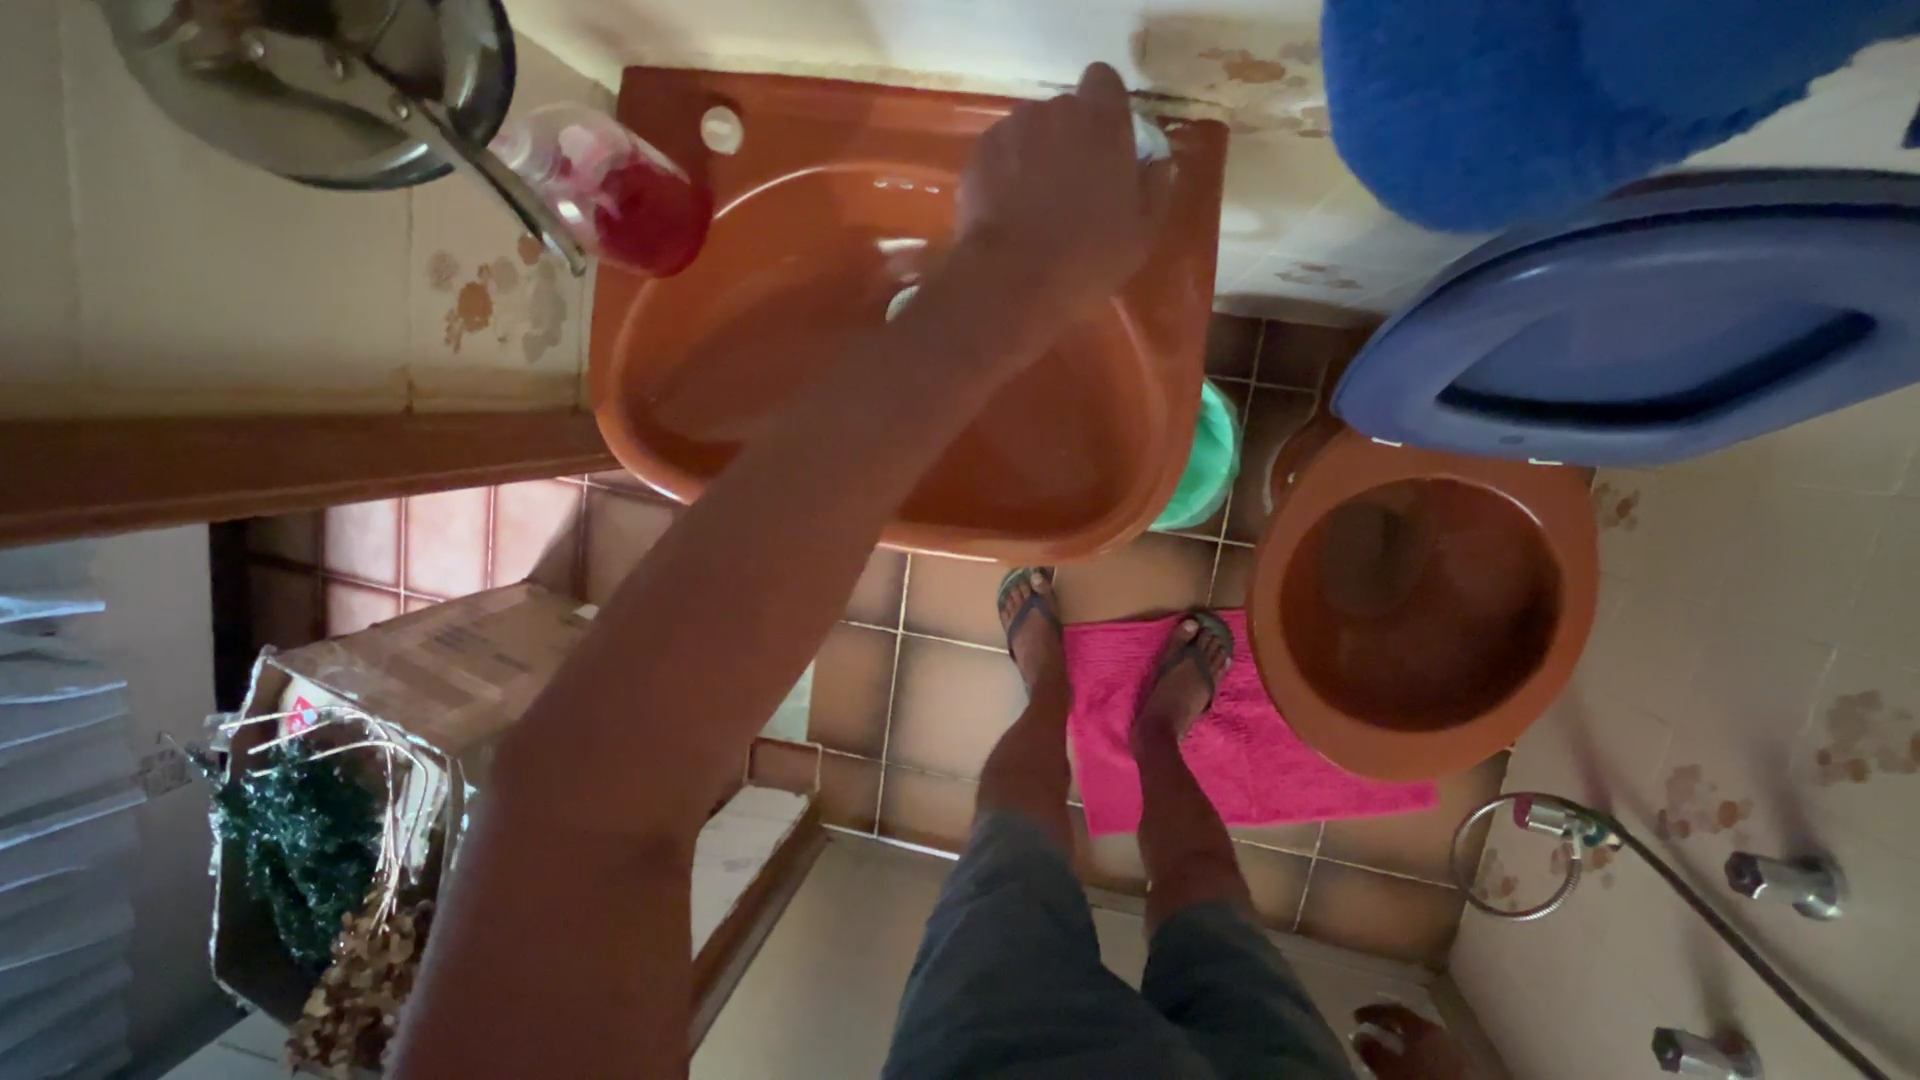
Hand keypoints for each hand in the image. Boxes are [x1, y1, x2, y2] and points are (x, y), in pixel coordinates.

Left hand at [953, 62, 1173, 323]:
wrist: (1012, 280)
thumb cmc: (1086, 259)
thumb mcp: (1141, 234)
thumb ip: (1154, 187)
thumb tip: (1157, 162)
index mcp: (1102, 121)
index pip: (1104, 80)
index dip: (1104, 107)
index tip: (1105, 141)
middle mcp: (1055, 110)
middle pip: (1065, 110)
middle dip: (1068, 137)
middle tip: (1070, 185)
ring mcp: (1011, 129)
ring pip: (1028, 130)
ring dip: (1033, 154)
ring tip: (1033, 203)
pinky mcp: (978, 153)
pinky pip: (998, 153)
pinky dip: (1003, 173)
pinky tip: (1006, 210)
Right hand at [1351, 1004, 1467, 1079]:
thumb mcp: (1391, 1070)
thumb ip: (1373, 1051)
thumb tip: (1359, 1036)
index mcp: (1423, 1028)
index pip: (1394, 1009)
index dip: (1373, 1011)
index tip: (1356, 1018)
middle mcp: (1442, 1033)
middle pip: (1412, 1024)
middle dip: (1391, 1026)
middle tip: (1373, 1031)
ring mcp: (1457, 1052)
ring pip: (1426, 1040)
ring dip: (1407, 1043)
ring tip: (1392, 1052)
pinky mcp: (1466, 1070)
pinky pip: (1437, 1055)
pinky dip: (1421, 1056)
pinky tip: (1415, 1067)